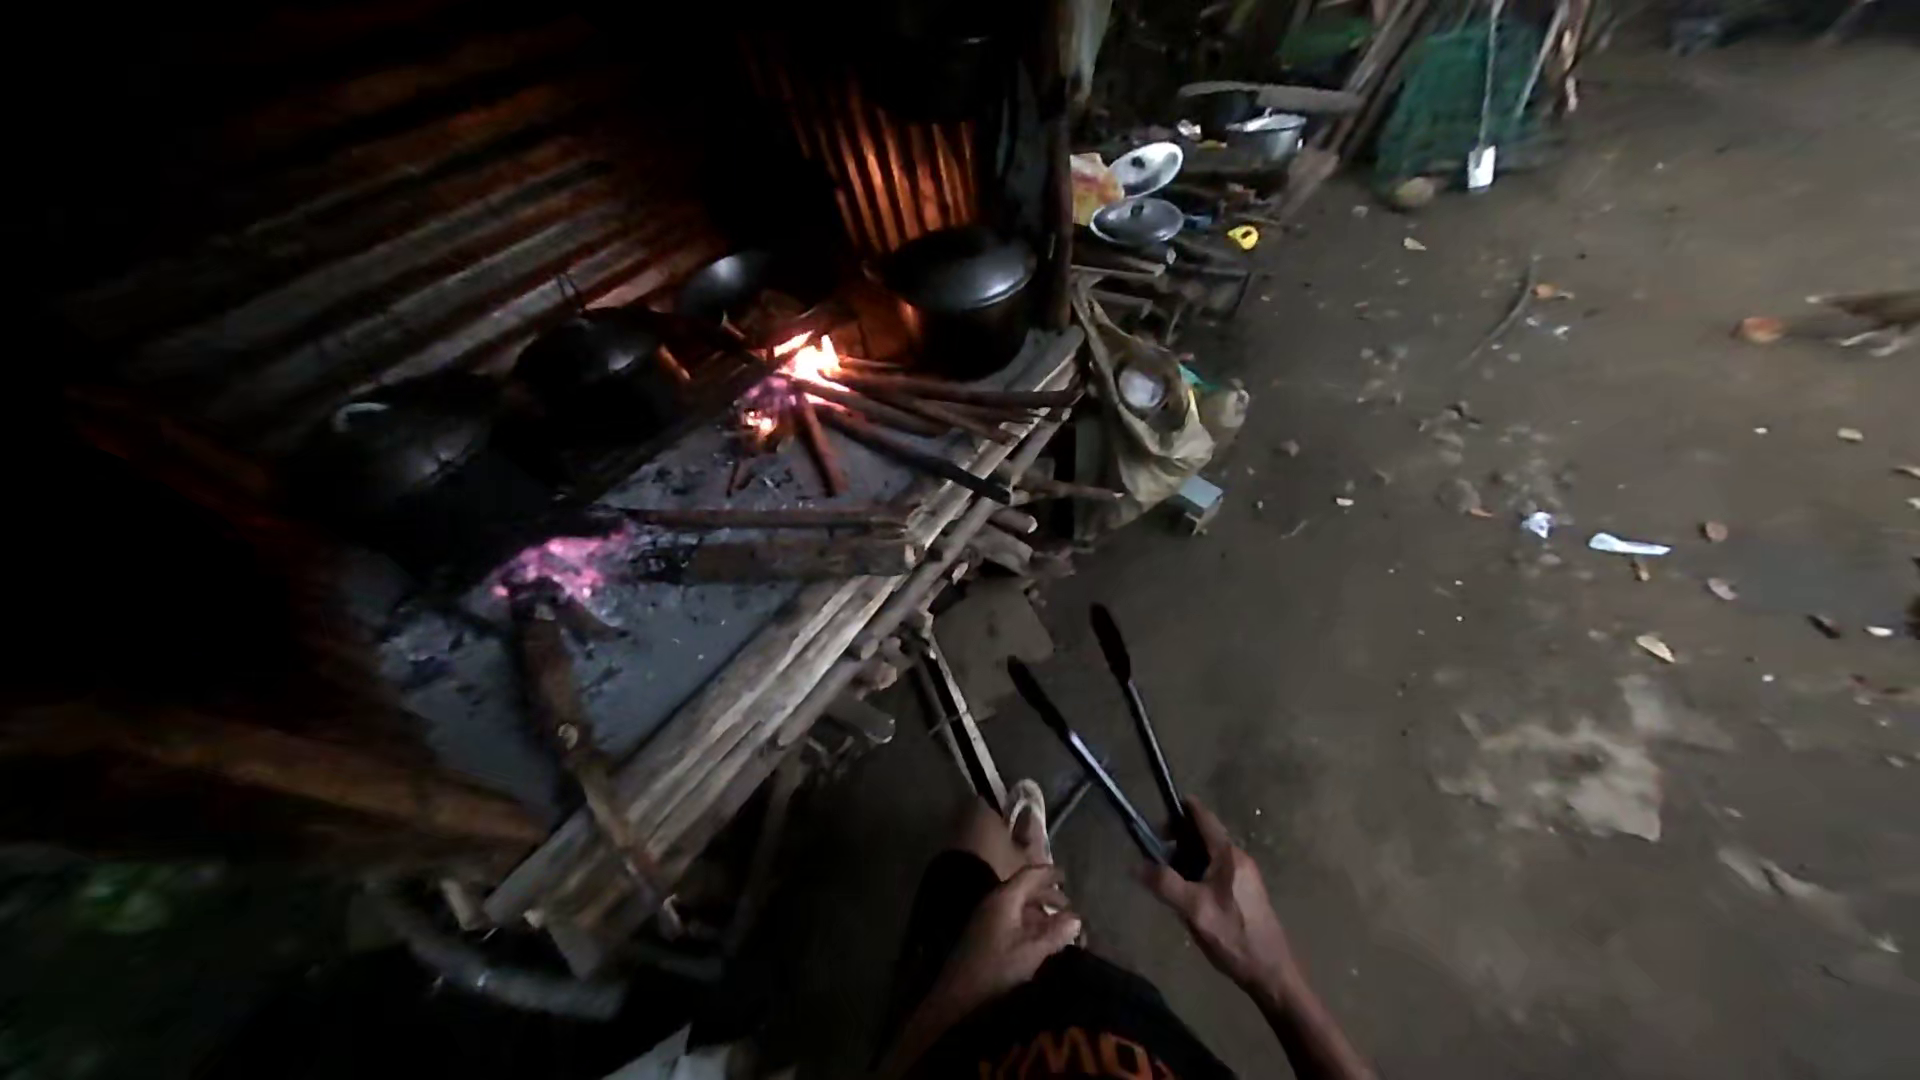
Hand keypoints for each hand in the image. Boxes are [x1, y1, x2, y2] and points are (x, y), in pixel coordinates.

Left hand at [928, 865, 1081, 1014]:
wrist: (958, 991)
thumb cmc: (996, 966)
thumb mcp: (1030, 951)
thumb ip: (1055, 933)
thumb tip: (1077, 918)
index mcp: (1005, 897)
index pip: (1030, 874)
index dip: (1050, 873)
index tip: (1067, 876)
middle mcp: (996, 900)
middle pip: (1025, 888)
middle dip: (1048, 894)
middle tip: (1069, 904)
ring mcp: (989, 915)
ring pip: (1019, 904)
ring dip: (1039, 909)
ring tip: (1059, 922)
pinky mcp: (986, 931)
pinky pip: (1013, 916)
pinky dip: (1029, 921)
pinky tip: (1040, 936)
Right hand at [1142, 799, 1300, 999]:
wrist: (1272, 976)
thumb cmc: (1234, 937)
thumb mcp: (1194, 910)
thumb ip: (1164, 884)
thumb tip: (1135, 865)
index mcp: (1228, 854)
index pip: (1202, 816)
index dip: (1180, 808)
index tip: (1156, 812)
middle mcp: (1238, 857)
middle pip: (1203, 833)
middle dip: (1177, 837)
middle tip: (1154, 851)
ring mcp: (1244, 874)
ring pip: (1208, 852)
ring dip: (1186, 856)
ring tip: (1167, 874)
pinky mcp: (1245, 891)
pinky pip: (1215, 868)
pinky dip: (1197, 869)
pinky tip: (1187, 892)